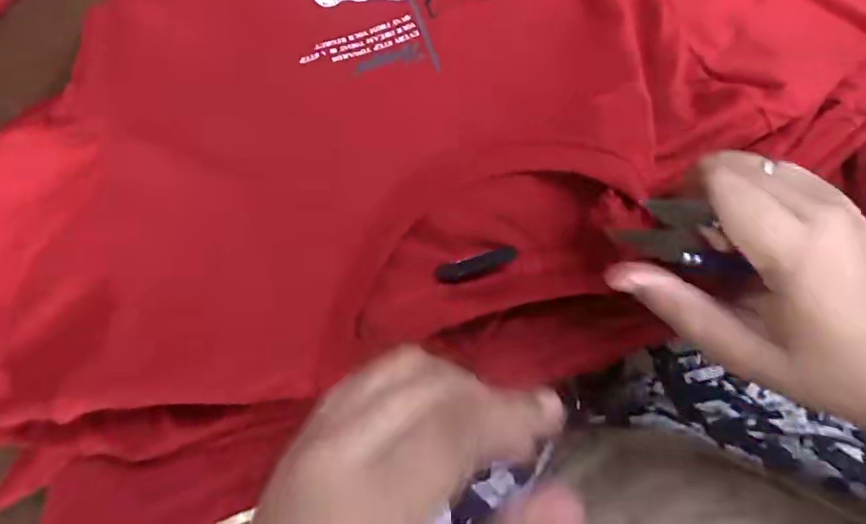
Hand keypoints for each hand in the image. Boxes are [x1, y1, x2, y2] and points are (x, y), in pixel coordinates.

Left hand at [255, 346, 575, 523]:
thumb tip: (569, 497)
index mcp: (367, 498)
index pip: (453, 424)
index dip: (512, 413)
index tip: (554, 416)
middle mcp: (333, 449)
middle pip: (428, 383)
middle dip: (485, 395)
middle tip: (521, 428)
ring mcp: (308, 439)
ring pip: (395, 367)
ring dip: (448, 381)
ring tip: (476, 417)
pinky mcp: (296, 440)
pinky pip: (364, 379)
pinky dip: (407, 383)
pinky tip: (425, 412)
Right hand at [605, 151, 865, 425]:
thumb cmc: (817, 369)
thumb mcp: (742, 350)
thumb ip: (678, 305)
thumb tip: (616, 271)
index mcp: (797, 248)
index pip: (722, 181)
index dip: (686, 195)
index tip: (677, 232)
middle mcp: (819, 207)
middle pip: (733, 164)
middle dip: (703, 190)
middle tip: (702, 241)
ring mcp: (835, 196)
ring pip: (754, 161)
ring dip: (728, 185)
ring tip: (733, 236)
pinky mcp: (842, 194)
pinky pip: (779, 168)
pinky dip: (755, 185)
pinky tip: (761, 227)